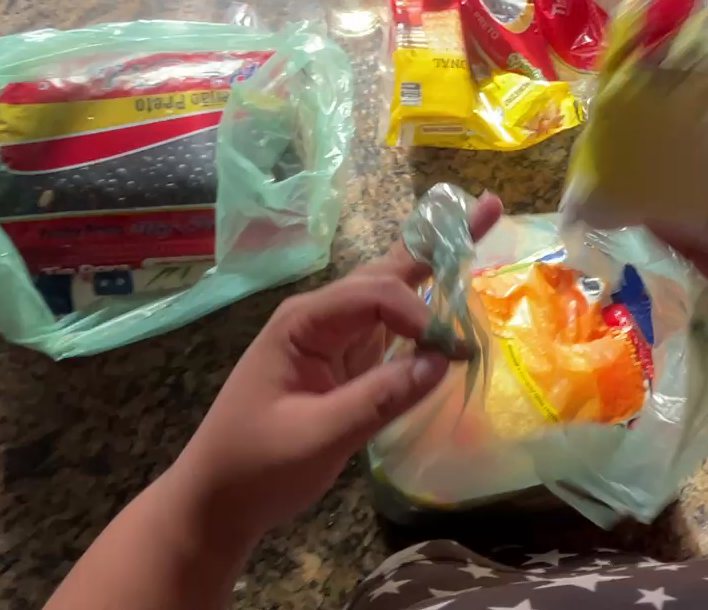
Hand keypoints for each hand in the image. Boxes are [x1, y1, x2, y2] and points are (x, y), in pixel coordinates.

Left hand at [165, 193, 504, 547]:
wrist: (216, 501)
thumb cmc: (255, 466)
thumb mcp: (315, 437)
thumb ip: (377, 399)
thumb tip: (440, 363)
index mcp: (306, 320)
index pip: (374, 295)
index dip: (418, 315)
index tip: (451, 353)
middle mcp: (324, 313)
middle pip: (388, 268)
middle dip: (438, 239)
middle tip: (490, 207)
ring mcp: (338, 332)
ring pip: (394, 286)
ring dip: (437, 259)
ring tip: (479, 224)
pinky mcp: (350, 355)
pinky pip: (394, 321)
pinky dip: (428, 302)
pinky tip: (452, 284)